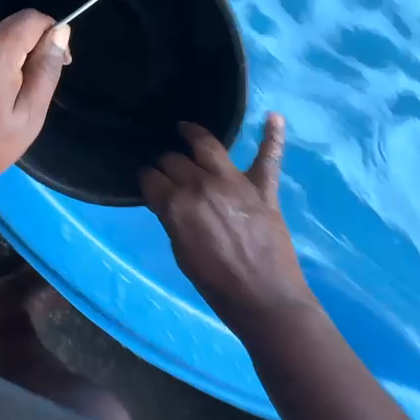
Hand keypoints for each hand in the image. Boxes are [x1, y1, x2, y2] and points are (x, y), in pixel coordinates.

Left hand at [0, 10, 69, 200]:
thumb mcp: (28, 115)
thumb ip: (46, 70)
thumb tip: (60, 32)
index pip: (32, 18)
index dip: (52, 35)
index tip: (56, 64)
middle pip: (13, 27)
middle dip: (29, 51)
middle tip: (28, 93)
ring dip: (10, 59)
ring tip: (5, 99)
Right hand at [140, 113, 315, 328]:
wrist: (266, 303)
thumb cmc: (216, 285)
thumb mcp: (179, 251)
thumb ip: (171, 216)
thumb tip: (165, 197)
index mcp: (176, 204)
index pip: (150, 176)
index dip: (146, 179)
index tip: (148, 183)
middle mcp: (202, 185)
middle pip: (174, 159)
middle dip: (166, 163)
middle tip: (167, 170)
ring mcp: (235, 184)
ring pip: (208, 145)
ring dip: (194, 134)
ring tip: (186, 129)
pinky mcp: (264, 190)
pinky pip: (268, 157)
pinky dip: (272, 136)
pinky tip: (273, 116)